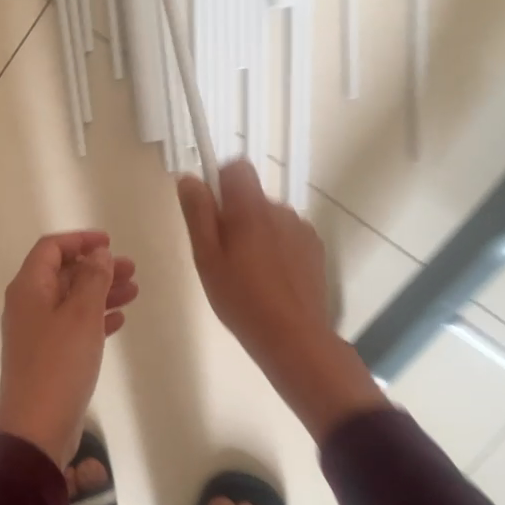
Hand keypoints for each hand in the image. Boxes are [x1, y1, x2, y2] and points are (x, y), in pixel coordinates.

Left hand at [0, 231, 137, 465]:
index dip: (80, 241)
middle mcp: (27, 305)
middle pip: (63, 273)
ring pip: (71, 300)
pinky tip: (119, 320)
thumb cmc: (59, 364)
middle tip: (132, 271)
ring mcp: (36, 332)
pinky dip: (95, 318)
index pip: (50, 248)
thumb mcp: (81, 315)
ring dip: (101, 293)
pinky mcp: (47, 356)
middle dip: (97, 268)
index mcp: (28, 288)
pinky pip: (72, 326)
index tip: (110, 243)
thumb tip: (97, 253)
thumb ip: (92, 279)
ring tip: (134, 292)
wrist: (36, 426)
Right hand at [178, 161, 384, 441]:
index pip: (236, 167)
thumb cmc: (240, 298)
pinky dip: (275, 249)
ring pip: (269, 218)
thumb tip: (189, 178)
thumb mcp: (206, 258)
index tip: (208, 211)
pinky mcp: (314, 250)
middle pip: (251, 196)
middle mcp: (280, 210)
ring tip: (246, 273)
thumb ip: (198, 213)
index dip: (219, 182)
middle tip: (221, 255)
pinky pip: (287, 236)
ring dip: (255, 233)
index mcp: (251, 208)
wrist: (293, 337)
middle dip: (235, 215)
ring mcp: (301, 230)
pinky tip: (269, 280)